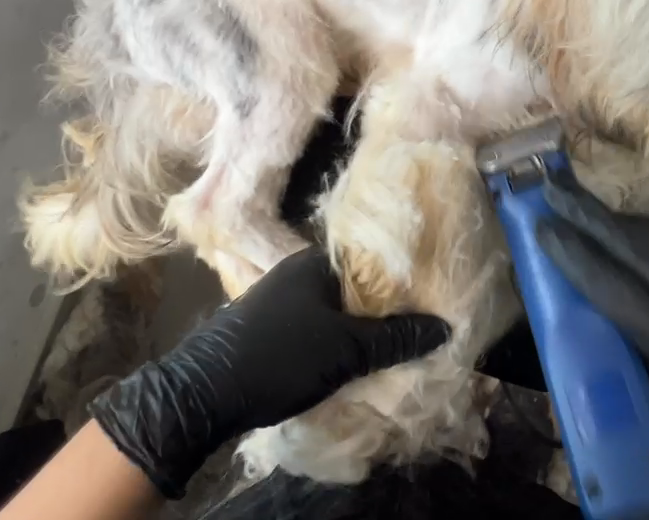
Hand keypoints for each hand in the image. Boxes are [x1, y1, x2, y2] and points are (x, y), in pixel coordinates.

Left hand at [90, 247, 449, 496]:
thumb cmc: (280, 356)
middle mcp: (299, 270)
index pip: (372, 257)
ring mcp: (282, 297)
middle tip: (420, 323)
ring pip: (336, 306)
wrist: (204, 392)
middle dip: (385, 304)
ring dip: (362, 323)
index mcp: (317, 262)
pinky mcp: (271, 325)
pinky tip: (355, 355)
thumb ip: (395, 337)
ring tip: (396, 341)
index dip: (403, 276)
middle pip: (355, 283)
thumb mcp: (345, 349)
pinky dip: (339, 336)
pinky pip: (318, 323)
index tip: (432, 293)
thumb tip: (443, 325)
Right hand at [535, 178, 648, 472]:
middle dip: (588, 214)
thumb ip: (581, 342)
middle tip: (550, 188)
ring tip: (569, 197)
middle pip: (636, 246)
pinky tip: (604, 221)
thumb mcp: (619, 393)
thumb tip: (533, 289)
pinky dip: (630, 227)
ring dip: (607, 216)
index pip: (615, 288)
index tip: (542, 228)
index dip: (576, 255)